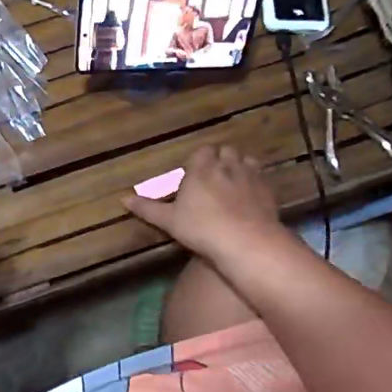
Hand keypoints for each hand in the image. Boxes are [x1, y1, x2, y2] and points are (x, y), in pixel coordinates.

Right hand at [123, 145, 286, 261]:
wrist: (245, 241)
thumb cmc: (201, 228)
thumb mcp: (169, 221)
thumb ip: (148, 208)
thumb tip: (123, 199)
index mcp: (202, 167)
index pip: (202, 151)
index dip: (198, 160)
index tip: (193, 174)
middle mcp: (228, 164)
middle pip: (225, 151)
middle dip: (219, 160)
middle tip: (211, 178)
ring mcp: (251, 175)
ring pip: (246, 161)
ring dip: (238, 167)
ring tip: (231, 184)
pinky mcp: (268, 189)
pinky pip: (261, 177)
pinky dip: (254, 181)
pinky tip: (249, 197)